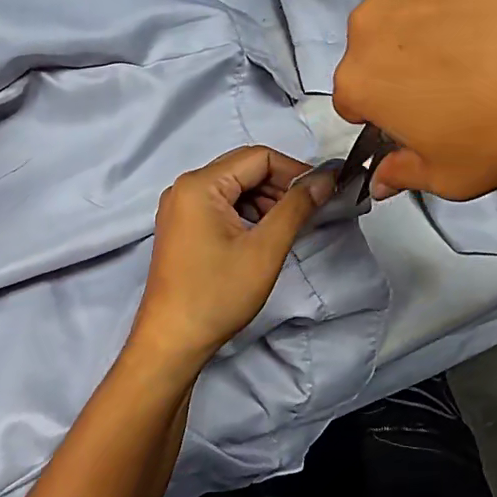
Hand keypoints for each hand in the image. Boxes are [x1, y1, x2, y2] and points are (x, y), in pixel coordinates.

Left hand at [129, 146, 332, 366]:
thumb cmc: (216, 295)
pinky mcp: (182, 226)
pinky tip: (265, 234)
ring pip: (234, 187)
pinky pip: (221, 204)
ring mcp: (180, 207)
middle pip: (244, 168)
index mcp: (199, 185)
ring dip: (266, 199)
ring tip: (290, 225)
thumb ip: (296, 207)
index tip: (324, 190)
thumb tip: (324, 179)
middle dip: (281, 185)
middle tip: (311, 209)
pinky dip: (247, 213)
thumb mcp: (265, 249)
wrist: (172, 339)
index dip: (295, 170)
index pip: (258, 157)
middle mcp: (185, 187)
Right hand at [333, 0, 496, 200]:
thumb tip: (380, 179)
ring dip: (425, 15)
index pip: (353, 99)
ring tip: (485, 27)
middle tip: (460, 70)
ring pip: (401, 0)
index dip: (385, 109)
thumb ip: (405, 175)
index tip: (422, 111)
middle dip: (400, 59)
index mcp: (359, 82)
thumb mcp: (455, 175)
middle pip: (372, 46)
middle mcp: (363, 25)